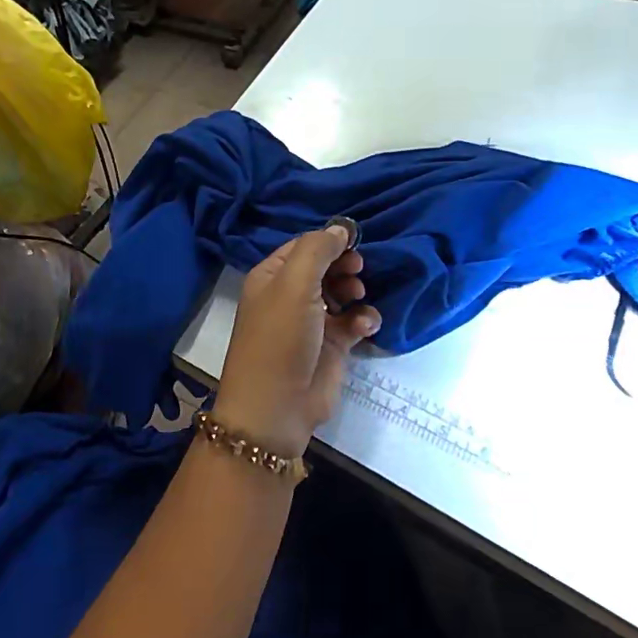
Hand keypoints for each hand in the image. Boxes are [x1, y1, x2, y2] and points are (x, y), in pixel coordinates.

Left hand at [213, 225, 380, 457]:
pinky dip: (363, 320)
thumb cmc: (280, 339)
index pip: (304, 246)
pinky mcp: (332, 346)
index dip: (330, 242)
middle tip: (358, 271)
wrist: (277, 408)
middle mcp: (290, 296)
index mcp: (272, 277)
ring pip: (342, 293)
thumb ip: (318, 250)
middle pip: (326, 267)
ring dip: (355, 291)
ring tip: (358, 298)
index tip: (355, 243)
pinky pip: (354, 322)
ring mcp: (312, 322)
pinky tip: (365, 326)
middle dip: (345, 266)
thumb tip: (342, 228)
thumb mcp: (294, 285)